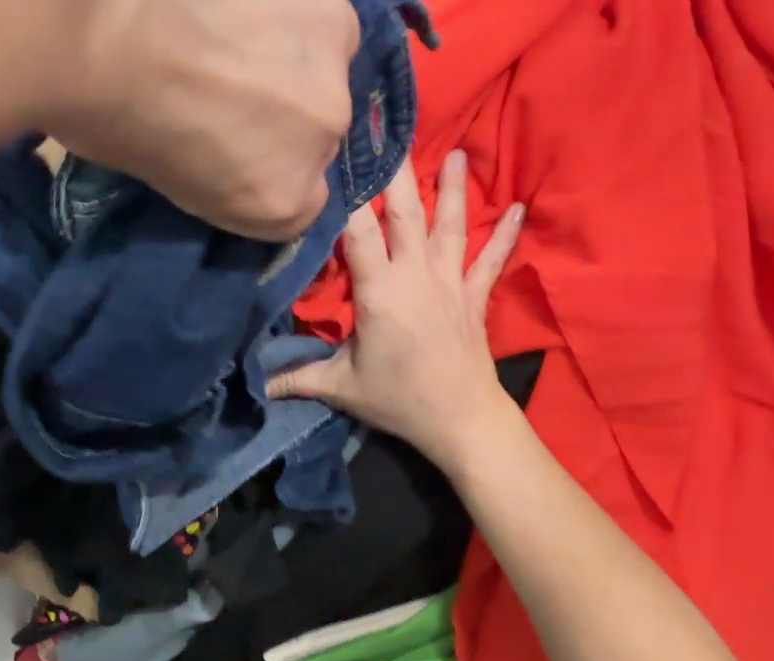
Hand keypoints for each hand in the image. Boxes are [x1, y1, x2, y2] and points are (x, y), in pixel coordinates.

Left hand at [44, 0, 358, 240]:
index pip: (304, 201)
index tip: (232, 150)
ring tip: (230, 40)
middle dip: (283, 116)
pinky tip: (236, 7)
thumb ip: (231, 180)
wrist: (103, 36)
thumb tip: (233, 150)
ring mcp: (334, 61)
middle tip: (227, 89)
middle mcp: (326, 136)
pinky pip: (316, 12)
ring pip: (326, 64)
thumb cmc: (117, 127)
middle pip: (320, 131)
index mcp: (286, 203)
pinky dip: (284, 10)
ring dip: (290, 57)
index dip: (267, 172)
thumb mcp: (178, 188)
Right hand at [268, 150, 525, 465]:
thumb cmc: (397, 400)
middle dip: (394, 172)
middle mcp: (415, 276)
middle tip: (390, 130)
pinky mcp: (472, 299)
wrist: (460, 418)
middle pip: (404, 214)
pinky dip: (503, 237)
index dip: (346, 196)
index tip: (337, 160)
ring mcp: (448, 283)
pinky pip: (489, 262)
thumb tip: (255, 383)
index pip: (358, 233)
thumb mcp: (340, 387)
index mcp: (379, 292)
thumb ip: (297, 379)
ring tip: (454, 152)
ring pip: (448, 226)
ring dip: (450, 189)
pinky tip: (517, 209)